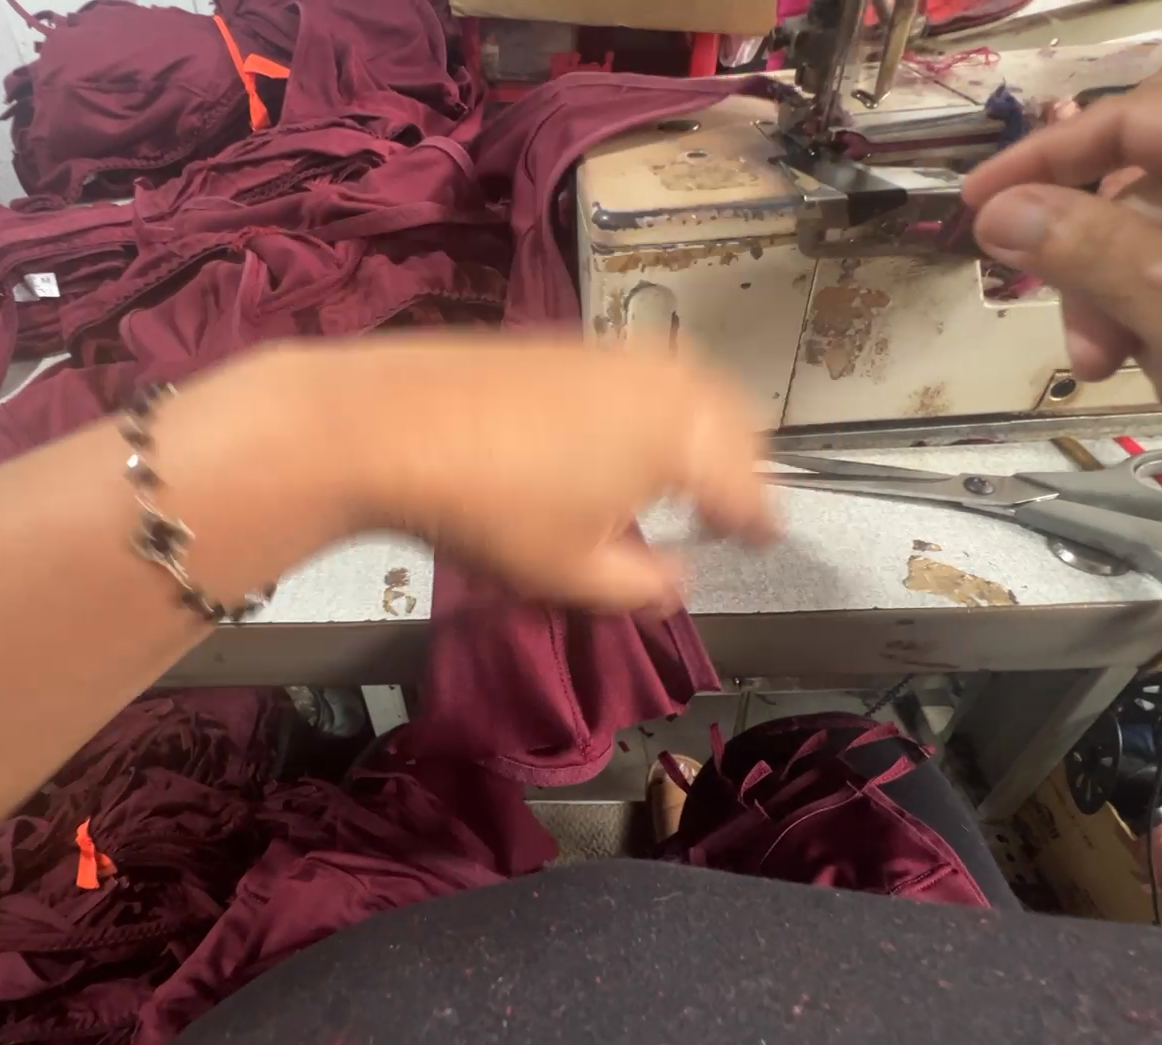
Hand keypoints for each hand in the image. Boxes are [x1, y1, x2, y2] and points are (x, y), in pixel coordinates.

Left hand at [203, 334, 777, 609]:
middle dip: (741, 465)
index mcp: (682, 439)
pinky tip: (621, 432)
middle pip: (732, 420)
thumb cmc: (494, 510)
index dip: (762, 520)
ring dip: (701, 429)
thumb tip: (677, 583)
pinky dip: (655, 405)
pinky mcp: (565, 341)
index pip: (747, 486)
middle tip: (730, 506)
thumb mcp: (573, 574)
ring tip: (683, 469)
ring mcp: (612, 352)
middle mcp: (662, 381)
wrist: (392, 424)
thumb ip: (642, 585)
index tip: (769, 537)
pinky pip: (640, 373)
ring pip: (688, 388)